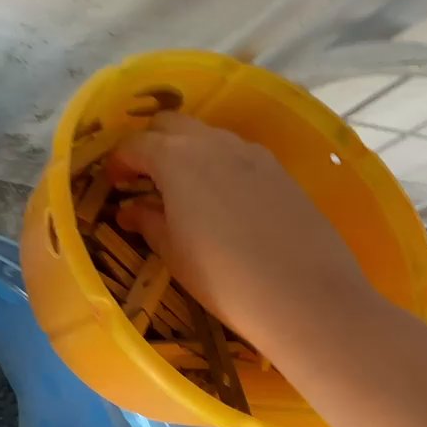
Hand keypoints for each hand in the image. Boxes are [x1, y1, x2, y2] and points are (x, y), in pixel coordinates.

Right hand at [108, 112, 380, 349]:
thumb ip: (148, 222)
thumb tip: (133, 210)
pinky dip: (221, 164)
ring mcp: (249, 153)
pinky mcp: (280, 171)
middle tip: (147, 179)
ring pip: (206, 135)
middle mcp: (210, 142)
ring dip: (188, 151)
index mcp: (174, 157)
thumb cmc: (225, 278)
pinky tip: (226, 201)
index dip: (118, 163)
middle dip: (152, 144)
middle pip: (170, 124)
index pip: (133, 145)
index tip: (115, 186)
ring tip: (187, 189)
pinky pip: (238, 154)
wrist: (310, 301)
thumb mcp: (173, 253)